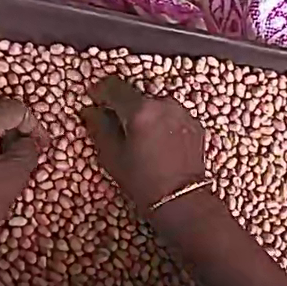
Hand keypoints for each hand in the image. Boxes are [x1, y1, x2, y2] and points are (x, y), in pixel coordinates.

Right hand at [80, 76, 207, 209]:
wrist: (181, 199)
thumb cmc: (142, 181)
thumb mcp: (112, 156)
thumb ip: (99, 127)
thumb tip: (91, 110)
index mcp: (140, 109)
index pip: (114, 86)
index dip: (100, 90)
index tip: (93, 98)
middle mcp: (164, 104)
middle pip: (137, 96)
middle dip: (125, 107)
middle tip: (117, 126)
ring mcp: (183, 113)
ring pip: (156, 106)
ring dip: (146, 115)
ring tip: (140, 139)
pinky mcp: (195, 125)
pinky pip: (172, 117)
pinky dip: (163, 124)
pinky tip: (159, 144)